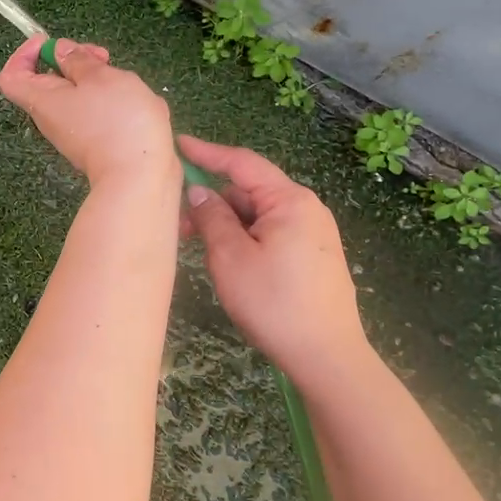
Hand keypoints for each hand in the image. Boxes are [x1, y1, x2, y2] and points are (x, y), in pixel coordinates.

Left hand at [0, 35, 176, 187]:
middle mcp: (52, 117)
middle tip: (103, 57)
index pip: (11, 76)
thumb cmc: (117, 121)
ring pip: (82, 94)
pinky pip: (101, 113)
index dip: (24, 54)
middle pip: (51, 80)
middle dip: (76, 61)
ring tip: (128, 83)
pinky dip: (119, 103)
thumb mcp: (100, 77)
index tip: (50, 42)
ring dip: (105, 82)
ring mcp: (74, 131)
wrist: (140, 177)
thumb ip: (78, 60)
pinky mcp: (97, 142)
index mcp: (42, 99)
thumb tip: (58, 50)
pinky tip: (144, 106)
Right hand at [177, 135, 369, 381]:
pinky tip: (221, 254)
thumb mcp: (230, 257)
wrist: (325, 355)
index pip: (242, 163)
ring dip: (223, 221)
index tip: (177, 144)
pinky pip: (268, 231)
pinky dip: (240, 234)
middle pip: (248, 189)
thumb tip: (198, 192)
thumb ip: (211, 218)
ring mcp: (312, 233)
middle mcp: (305, 209)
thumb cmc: (273, 302)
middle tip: (174, 217)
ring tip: (192, 242)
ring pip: (256, 213)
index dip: (207, 153)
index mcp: (289, 201)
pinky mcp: (311, 255)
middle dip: (211, 197)